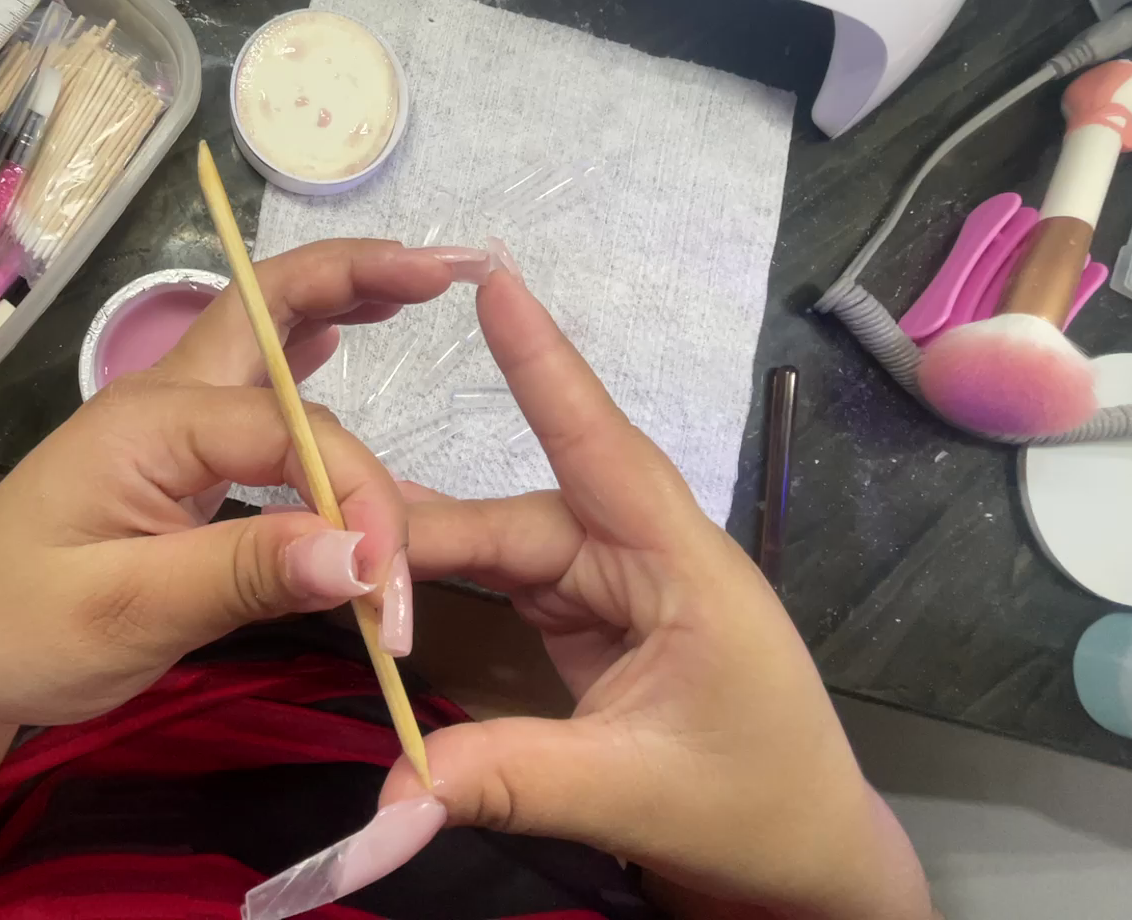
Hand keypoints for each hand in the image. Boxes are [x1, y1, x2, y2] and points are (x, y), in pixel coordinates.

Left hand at [0, 238, 493, 733]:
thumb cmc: (21, 631)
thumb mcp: (126, 613)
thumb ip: (241, 574)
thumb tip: (359, 553)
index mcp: (151, 421)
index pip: (292, 435)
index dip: (358, 496)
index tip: (390, 584)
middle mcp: (164, 398)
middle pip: (267, 306)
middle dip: (357, 277)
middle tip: (442, 269)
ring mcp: (170, 418)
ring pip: (264, 333)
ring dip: (337, 298)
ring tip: (412, 283)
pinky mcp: (178, 453)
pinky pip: (256, 385)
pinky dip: (307, 352)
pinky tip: (340, 343)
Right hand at [379, 267, 932, 919]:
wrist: (801, 852)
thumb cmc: (757, 804)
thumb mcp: (637, 791)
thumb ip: (509, 778)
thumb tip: (390, 791)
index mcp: (678, 563)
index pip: (600, 444)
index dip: (542, 363)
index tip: (493, 279)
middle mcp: (632, 547)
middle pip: (507, 519)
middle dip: (420, 537)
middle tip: (331, 543)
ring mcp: (600, 573)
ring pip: (490, 543)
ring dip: (420, 556)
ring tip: (343, 551)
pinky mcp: (575, 601)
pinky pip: (496, 572)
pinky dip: (440, 576)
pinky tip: (388, 572)